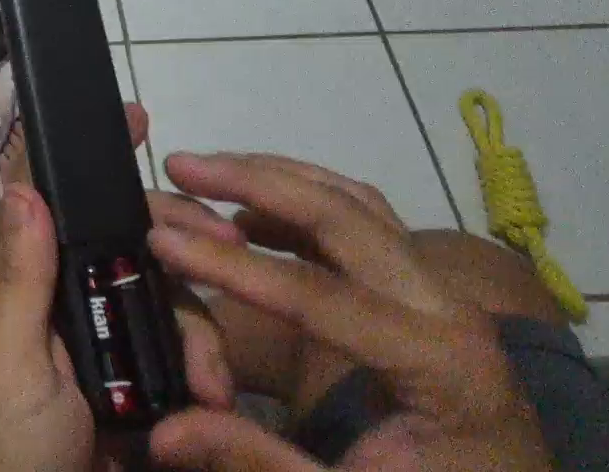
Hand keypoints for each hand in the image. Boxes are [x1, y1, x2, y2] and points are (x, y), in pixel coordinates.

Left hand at [0, 185, 237, 471]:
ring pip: (167, 297)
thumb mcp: (6, 358)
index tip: (136, 119)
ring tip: (213, 380)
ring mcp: (106, 341)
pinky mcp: (141, 383)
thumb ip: (19, 278)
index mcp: (27, 281)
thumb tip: (27, 188)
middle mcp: (68, 299)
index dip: (92, 161)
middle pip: (130, 243)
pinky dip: (204, 365)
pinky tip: (214, 394)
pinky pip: (182, 351)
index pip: (56, 204)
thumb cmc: (5, 444)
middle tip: (228, 241)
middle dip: (180, 239)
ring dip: (200, 326)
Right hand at [145, 153, 556, 471]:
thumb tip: (162, 434)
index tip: (159, 240)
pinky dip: (298, 197)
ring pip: (351, 200)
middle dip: (252, 180)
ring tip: (204, 169)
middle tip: (177, 166)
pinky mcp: (422, 289)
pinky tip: (248, 210)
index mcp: (443, 367)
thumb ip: (256, 461)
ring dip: (274, 175)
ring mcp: (440, 291)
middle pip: (342, 216)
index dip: (232, 267)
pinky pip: (358, 218)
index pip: (318, 295)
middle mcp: (449, 309)